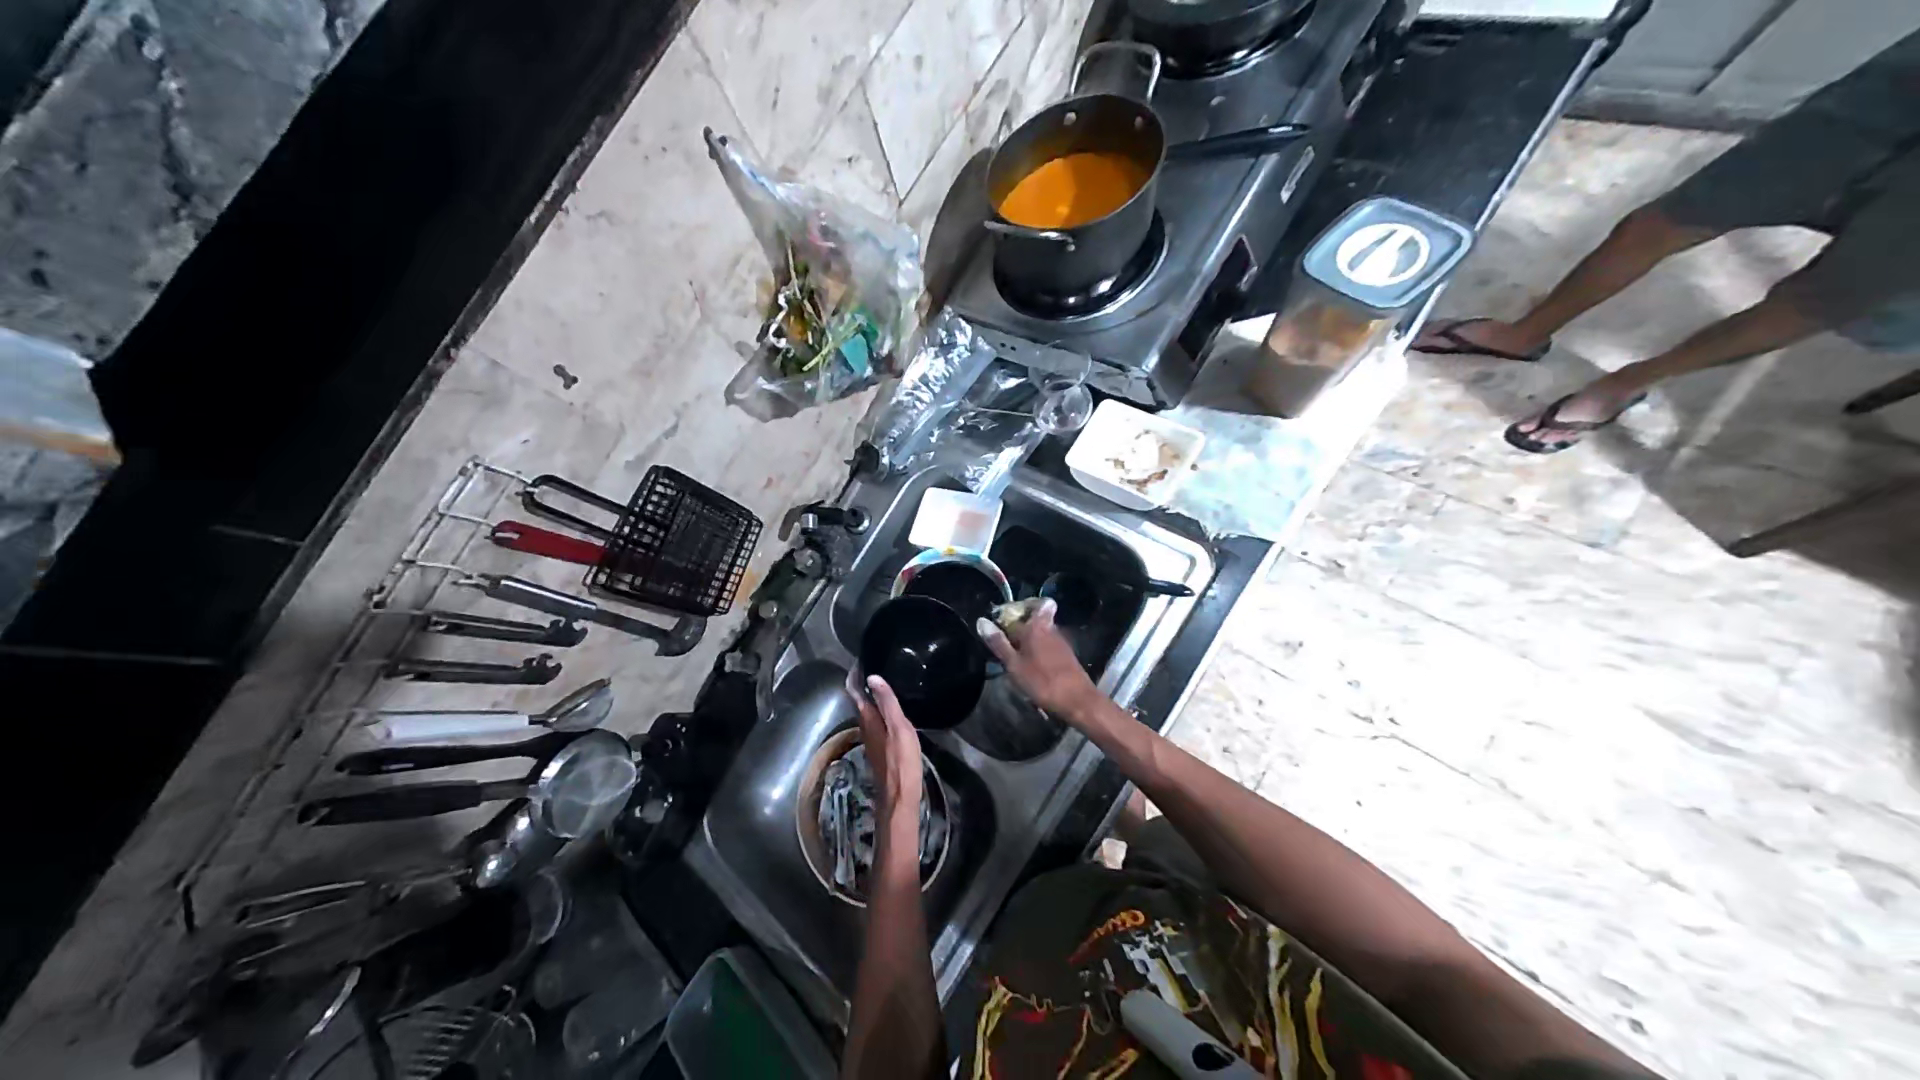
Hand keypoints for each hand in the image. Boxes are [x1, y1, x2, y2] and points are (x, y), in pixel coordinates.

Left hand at [851, 675, 923, 845]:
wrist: (900, 798)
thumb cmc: (901, 762)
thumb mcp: (899, 729)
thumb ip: (887, 703)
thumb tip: (872, 677)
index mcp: (868, 719)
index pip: (855, 691)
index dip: (856, 675)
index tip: (862, 659)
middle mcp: (865, 727)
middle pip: (860, 700)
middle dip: (864, 683)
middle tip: (876, 664)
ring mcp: (872, 739)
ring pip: (868, 712)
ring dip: (872, 697)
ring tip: (886, 682)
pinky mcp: (880, 747)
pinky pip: (877, 721)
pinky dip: (880, 710)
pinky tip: (892, 710)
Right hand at [976, 599, 1102, 722]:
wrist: (1077, 700)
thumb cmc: (1041, 681)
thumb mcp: (1014, 664)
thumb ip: (998, 643)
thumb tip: (981, 621)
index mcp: (1037, 625)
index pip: (1034, 603)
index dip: (1021, 606)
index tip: (1007, 618)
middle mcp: (1051, 628)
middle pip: (1037, 617)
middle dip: (1021, 624)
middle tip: (1005, 639)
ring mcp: (1061, 641)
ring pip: (1042, 631)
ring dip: (1029, 638)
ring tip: (1015, 655)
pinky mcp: (1066, 654)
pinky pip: (1048, 643)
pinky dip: (1038, 649)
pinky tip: (1031, 665)